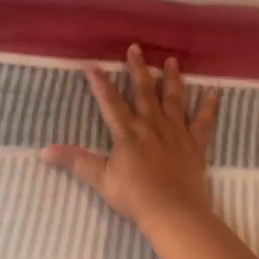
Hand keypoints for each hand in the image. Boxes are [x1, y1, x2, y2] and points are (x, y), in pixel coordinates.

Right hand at [41, 44, 221, 229]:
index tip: (92, 64)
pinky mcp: (194, 144)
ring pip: (173, 99)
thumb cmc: (134, 196)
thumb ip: (75, 162)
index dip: (100, 82)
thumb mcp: (100, 179)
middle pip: (143, 91)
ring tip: (171, 60)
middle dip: (137, 68)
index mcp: (128, 132)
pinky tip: (214, 92)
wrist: (172, 210)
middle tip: (135, 48)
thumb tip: (43, 151)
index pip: (110, 102)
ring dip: (171, 78)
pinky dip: (209, 107)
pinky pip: (203, 121)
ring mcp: (176, 132)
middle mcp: (152, 125)